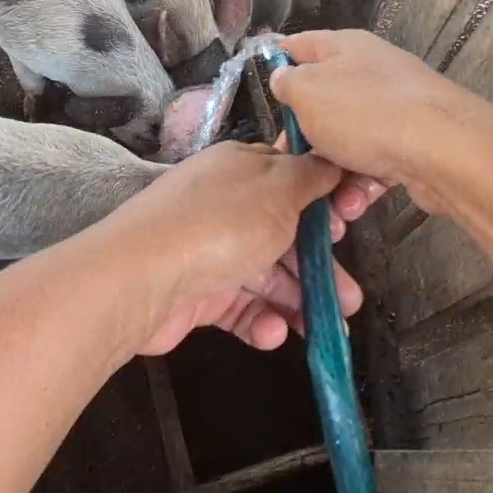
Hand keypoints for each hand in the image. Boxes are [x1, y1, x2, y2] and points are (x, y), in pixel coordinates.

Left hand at [86, 142, 369, 354]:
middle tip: (351, 298)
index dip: (327, 198)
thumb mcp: (278, 188)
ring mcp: (211, 250)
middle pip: (286, 233)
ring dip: (299, 301)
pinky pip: (239, 306)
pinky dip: (259, 320)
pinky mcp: (198, 293)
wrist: (140, 279)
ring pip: (267, 276)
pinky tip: (272, 333)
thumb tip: (330, 159)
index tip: (352, 220)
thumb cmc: (219, 225)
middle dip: (320, 265)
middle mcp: (227, 205)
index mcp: (243, 169)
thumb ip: (312, 175)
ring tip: (329, 329)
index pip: (293, 177)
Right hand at [269, 29, 492, 211]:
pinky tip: (356, 205)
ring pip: (346, 143)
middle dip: (303, 140)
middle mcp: (370, 74)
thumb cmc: (364, 112)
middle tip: (288, 164)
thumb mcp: (308, 92)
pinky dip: (361, 186)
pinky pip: (372, 165)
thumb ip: (287, 84)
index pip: (299, 46)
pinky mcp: (411, 144)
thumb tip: (285, 80)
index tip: (260, 87)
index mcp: (344, 48)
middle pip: (322, 105)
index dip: (277, 63)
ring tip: (328, 201)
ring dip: (331, 175)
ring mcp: (393, 110)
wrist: (443, 149)